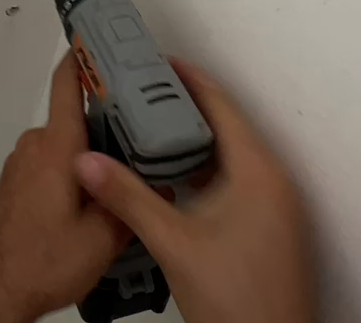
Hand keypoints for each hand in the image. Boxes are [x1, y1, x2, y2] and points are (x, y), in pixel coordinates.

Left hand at [0, 52, 131, 322]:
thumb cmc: (43, 259)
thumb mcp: (102, 239)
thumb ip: (132, 206)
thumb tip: (161, 187)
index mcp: (56, 145)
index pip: (67, 84)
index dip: (81, 57)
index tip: (95, 37)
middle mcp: (35, 144)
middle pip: (74, 119)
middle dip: (105, 127)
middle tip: (140, 139)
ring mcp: (21, 162)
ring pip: (63, 145)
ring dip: (86, 156)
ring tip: (118, 183)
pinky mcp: (15, 182)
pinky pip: (48, 163)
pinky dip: (68, 171)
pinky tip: (86, 203)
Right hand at [74, 58, 314, 322]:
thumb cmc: (236, 301)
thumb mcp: (172, 242)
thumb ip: (127, 196)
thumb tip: (85, 161)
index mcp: (257, 171)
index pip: (219, 103)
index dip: (186, 77)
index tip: (155, 60)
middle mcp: (272, 180)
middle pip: (224, 123)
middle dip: (182, 104)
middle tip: (141, 88)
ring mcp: (274, 205)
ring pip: (228, 152)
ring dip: (192, 135)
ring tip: (149, 121)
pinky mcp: (269, 226)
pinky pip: (234, 176)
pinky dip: (202, 164)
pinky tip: (172, 171)